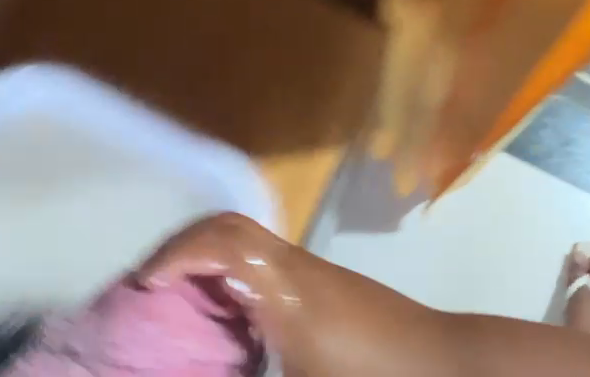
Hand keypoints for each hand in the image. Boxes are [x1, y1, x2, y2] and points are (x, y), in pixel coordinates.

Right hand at [132, 213, 459, 376]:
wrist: (445, 365)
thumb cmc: (373, 375)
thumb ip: (247, 371)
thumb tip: (208, 366)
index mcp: (287, 289)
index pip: (226, 242)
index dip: (179, 253)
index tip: (144, 283)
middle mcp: (296, 266)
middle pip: (232, 228)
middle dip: (184, 248)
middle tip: (148, 288)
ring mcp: (313, 271)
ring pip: (249, 242)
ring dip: (208, 259)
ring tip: (174, 303)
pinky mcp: (324, 285)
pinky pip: (264, 263)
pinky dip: (231, 276)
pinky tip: (224, 319)